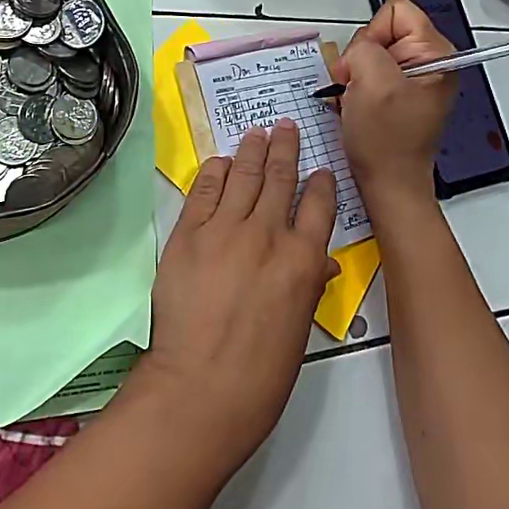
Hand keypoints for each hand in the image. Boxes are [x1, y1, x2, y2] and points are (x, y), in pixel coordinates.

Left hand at [137, 119, 337, 461]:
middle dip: (284, 150)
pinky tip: (220, 160)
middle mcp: (267, 235)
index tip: (320, 167)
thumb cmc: (260, 370)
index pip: (319, 207)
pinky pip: (204, 192)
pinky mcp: (187, 234)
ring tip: (257, 132)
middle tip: (285, 126)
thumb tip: (319, 263)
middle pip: (279, 180)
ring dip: (251, 151)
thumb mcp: (298, 327)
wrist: (203, 382)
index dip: (320, 183)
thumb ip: (307, 285)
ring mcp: (224, 230)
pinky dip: (214, 172)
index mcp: (303, 261)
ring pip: (243, 178)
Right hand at [328, 0, 457, 194]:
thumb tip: (357, 50)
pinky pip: (364, 76)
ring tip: (357, 101)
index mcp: (435, 53)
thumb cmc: (387, 141)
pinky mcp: (394, 95)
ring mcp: (409, 80)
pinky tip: (356, 108)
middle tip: (360, 88)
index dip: (372, 35)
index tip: (368, 67)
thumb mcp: (373, 82)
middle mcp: (425, 62)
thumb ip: (365, 48)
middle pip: (378, 33)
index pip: (395, 11)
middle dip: (359, 59)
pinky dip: (354, 90)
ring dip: (354, 77)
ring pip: (366, 56)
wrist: (387, 181)